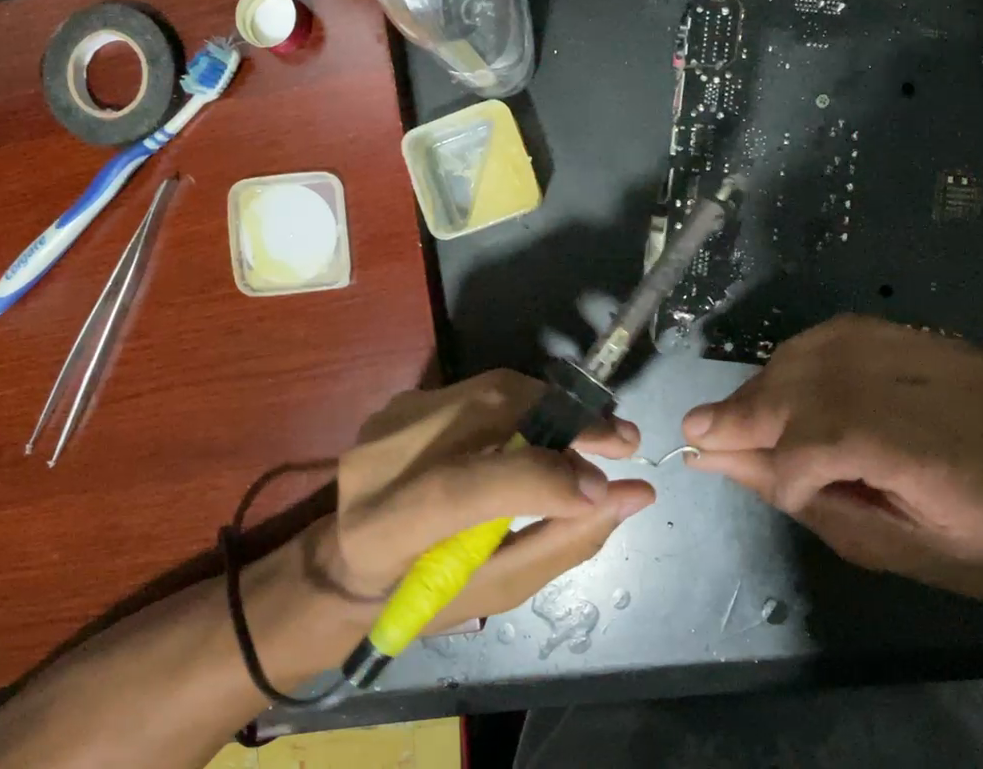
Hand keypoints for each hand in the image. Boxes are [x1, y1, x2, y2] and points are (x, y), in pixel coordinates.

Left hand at [252, 370, 655, 682]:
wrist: (349, 557)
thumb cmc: (421, 594)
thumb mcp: (494, 590)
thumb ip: (562, 542)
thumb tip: (633, 494)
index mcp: (381, 528)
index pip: (456, 488)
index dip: (535, 481)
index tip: (604, 489)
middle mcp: (379, 458)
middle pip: (483, 413)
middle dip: (565, 422)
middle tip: (625, 443)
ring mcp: (391, 418)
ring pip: (492, 389)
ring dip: (558, 406)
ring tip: (606, 434)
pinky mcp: (409, 399)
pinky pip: (487, 389)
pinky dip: (536, 404)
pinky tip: (564, 427)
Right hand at [682, 316, 982, 601]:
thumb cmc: (970, 554)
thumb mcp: (882, 546)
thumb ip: (799, 496)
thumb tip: (711, 454)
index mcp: (971, 475)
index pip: (850, 435)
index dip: (778, 449)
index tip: (722, 462)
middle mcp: (973, 399)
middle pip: (837, 382)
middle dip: (757, 405)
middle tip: (703, 428)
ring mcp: (964, 359)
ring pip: (837, 347)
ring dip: (771, 377)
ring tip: (735, 412)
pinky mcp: (950, 340)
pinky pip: (851, 334)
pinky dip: (800, 358)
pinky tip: (777, 384)